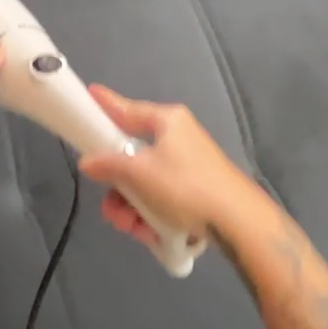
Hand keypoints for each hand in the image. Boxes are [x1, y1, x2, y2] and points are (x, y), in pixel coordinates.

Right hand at [79, 86, 256, 247]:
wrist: (240, 224)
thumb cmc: (186, 186)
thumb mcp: (139, 173)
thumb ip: (108, 164)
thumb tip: (88, 161)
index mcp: (167, 122)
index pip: (128, 108)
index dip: (106, 104)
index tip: (89, 94)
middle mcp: (177, 139)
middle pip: (132, 155)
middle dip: (117, 186)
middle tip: (109, 204)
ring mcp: (187, 167)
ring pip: (144, 183)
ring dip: (130, 207)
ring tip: (129, 227)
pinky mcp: (195, 192)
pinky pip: (161, 199)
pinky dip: (150, 215)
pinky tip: (146, 234)